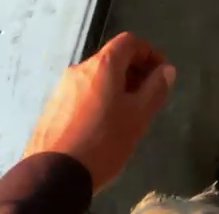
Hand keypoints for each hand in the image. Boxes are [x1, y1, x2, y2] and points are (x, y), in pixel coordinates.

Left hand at [25, 31, 176, 192]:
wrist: (52, 178)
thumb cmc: (103, 141)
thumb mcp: (138, 116)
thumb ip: (156, 88)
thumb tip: (167, 70)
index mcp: (102, 65)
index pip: (129, 41)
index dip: (149, 52)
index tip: (161, 73)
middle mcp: (80, 70)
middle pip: (112, 58)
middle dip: (134, 71)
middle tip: (147, 95)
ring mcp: (62, 90)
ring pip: (96, 78)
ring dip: (116, 87)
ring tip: (126, 113)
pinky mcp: (51, 110)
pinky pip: (81, 94)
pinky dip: (97, 100)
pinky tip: (102, 126)